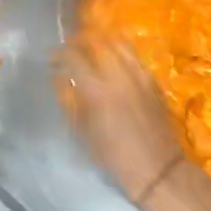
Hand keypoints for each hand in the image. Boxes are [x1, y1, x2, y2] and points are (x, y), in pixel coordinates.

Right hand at [58, 37, 210, 210]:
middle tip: (72, 47)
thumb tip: (61, 79)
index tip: (53, 59)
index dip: (59, 54)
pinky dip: (121, 52)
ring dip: (103, 42)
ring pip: (119, 43)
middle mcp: (118, 75)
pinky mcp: (153, 80)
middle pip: (97, 42)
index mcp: (96, 90)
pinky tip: (115, 61)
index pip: (73, 57)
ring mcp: (139, 75)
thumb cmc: (114, 158)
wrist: (157, 170)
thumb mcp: (83, 133)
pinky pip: (134, 57)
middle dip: (81, 40)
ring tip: (93, 47)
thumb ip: (71, 101)